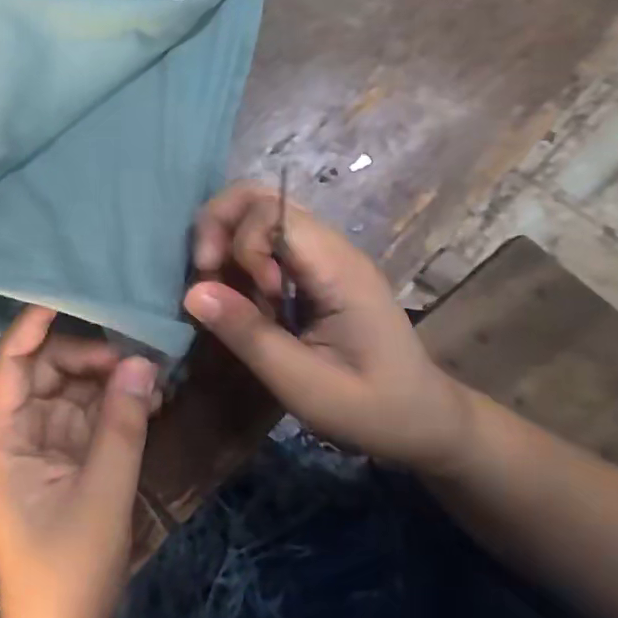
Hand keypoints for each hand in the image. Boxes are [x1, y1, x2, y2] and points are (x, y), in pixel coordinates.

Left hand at [0, 306, 159, 617]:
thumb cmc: (66, 568)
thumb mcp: (101, 495)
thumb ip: (122, 424)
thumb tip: (143, 359)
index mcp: (3, 436)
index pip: (11, 361)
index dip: (34, 322)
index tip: (69, 288)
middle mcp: (19, 428)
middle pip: (49, 367)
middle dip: (92, 354)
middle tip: (140, 352)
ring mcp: (45, 442)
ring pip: (75, 387)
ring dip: (111, 377)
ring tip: (155, 374)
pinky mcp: (69, 456)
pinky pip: (91, 412)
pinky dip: (117, 402)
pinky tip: (151, 396)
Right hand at [183, 180, 471, 471]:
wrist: (424, 419)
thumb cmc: (373, 410)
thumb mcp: (307, 388)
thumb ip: (250, 337)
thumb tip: (192, 292)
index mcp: (338, 267)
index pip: (273, 212)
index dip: (243, 243)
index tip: (252, 297)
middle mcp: (329, 246)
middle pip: (258, 197)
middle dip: (219, 227)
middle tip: (207, 275)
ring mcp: (322, 253)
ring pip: (257, 212)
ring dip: (225, 241)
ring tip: (221, 289)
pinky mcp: (314, 267)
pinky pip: (265, 238)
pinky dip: (239, 257)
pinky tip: (241, 296)